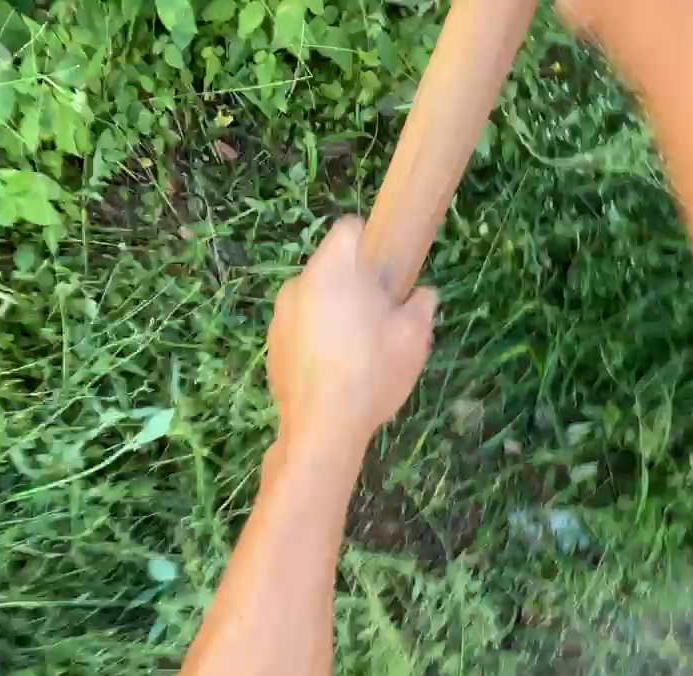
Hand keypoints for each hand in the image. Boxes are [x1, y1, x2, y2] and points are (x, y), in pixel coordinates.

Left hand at [266, 217, 438, 456]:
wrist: (322, 429)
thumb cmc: (371, 373)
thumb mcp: (414, 337)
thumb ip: (420, 306)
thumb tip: (421, 295)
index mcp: (332, 269)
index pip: (349, 229)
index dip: (372, 244)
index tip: (387, 275)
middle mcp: (298, 285)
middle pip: (331, 270)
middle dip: (354, 287)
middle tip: (380, 321)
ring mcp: (279, 319)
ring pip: (314, 302)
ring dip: (334, 316)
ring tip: (357, 355)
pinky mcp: (271, 349)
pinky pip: (300, 332)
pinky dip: (315, 343)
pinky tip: (334, 374)